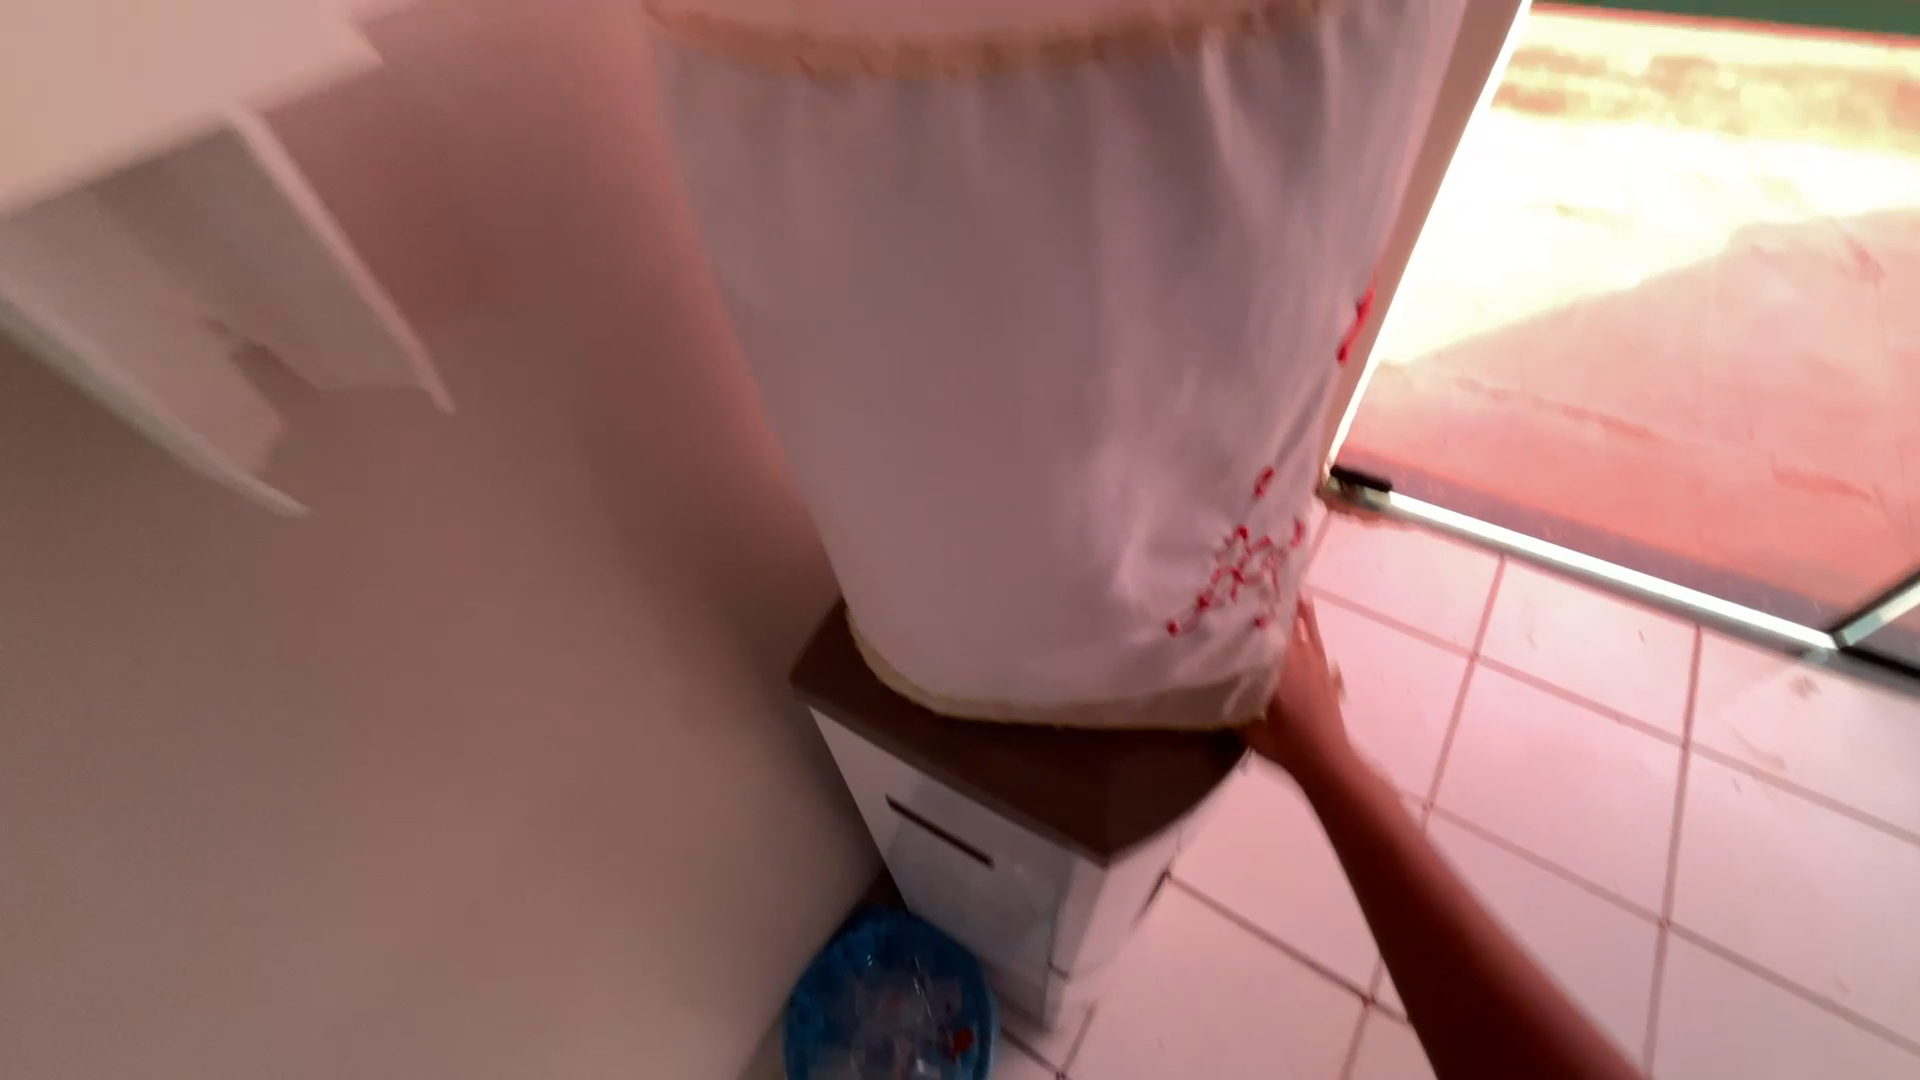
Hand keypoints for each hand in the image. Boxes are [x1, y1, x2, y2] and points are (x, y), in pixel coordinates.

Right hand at [1242, 597, 1352, 777]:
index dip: (1250, 613)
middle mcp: (1295, 659)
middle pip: (1282, 623)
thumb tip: (1211, 685)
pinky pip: (1317, 640)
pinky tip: (1308, 612)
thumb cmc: (1283, 744)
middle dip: (1269, 604)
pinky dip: (1311, 624)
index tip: (1236, 595)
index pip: (1259, 632)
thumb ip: (1232, 703)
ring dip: (1293, 607)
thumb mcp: (1246, 726)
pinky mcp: (1326, 672)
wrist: (1325, 759)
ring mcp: (1314, 664)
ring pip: (1302, 627)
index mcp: (1274, 667)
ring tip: (1283, 584)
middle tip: (1255, 583)